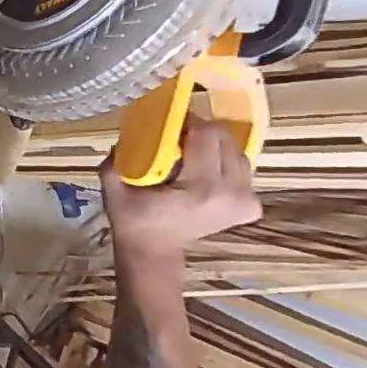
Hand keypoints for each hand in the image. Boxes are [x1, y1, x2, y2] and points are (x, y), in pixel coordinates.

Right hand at [100, 118, 261, 261]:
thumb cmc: (132, 220)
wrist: (154, 250)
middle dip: (202, 130)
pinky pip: (241, 168)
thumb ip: (117, 160)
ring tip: (189, 147)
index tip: (171, 116)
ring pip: (237, 152)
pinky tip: (203, 164)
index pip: (206, 136)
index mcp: (200, 189)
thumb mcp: (114, 188)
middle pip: (226, 140)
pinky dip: (223, 160)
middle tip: (178, 131)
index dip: (190, 120)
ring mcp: (247, 201)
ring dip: (214, 144)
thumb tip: (128, 134)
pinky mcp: (252, 206)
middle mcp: (231, 194)